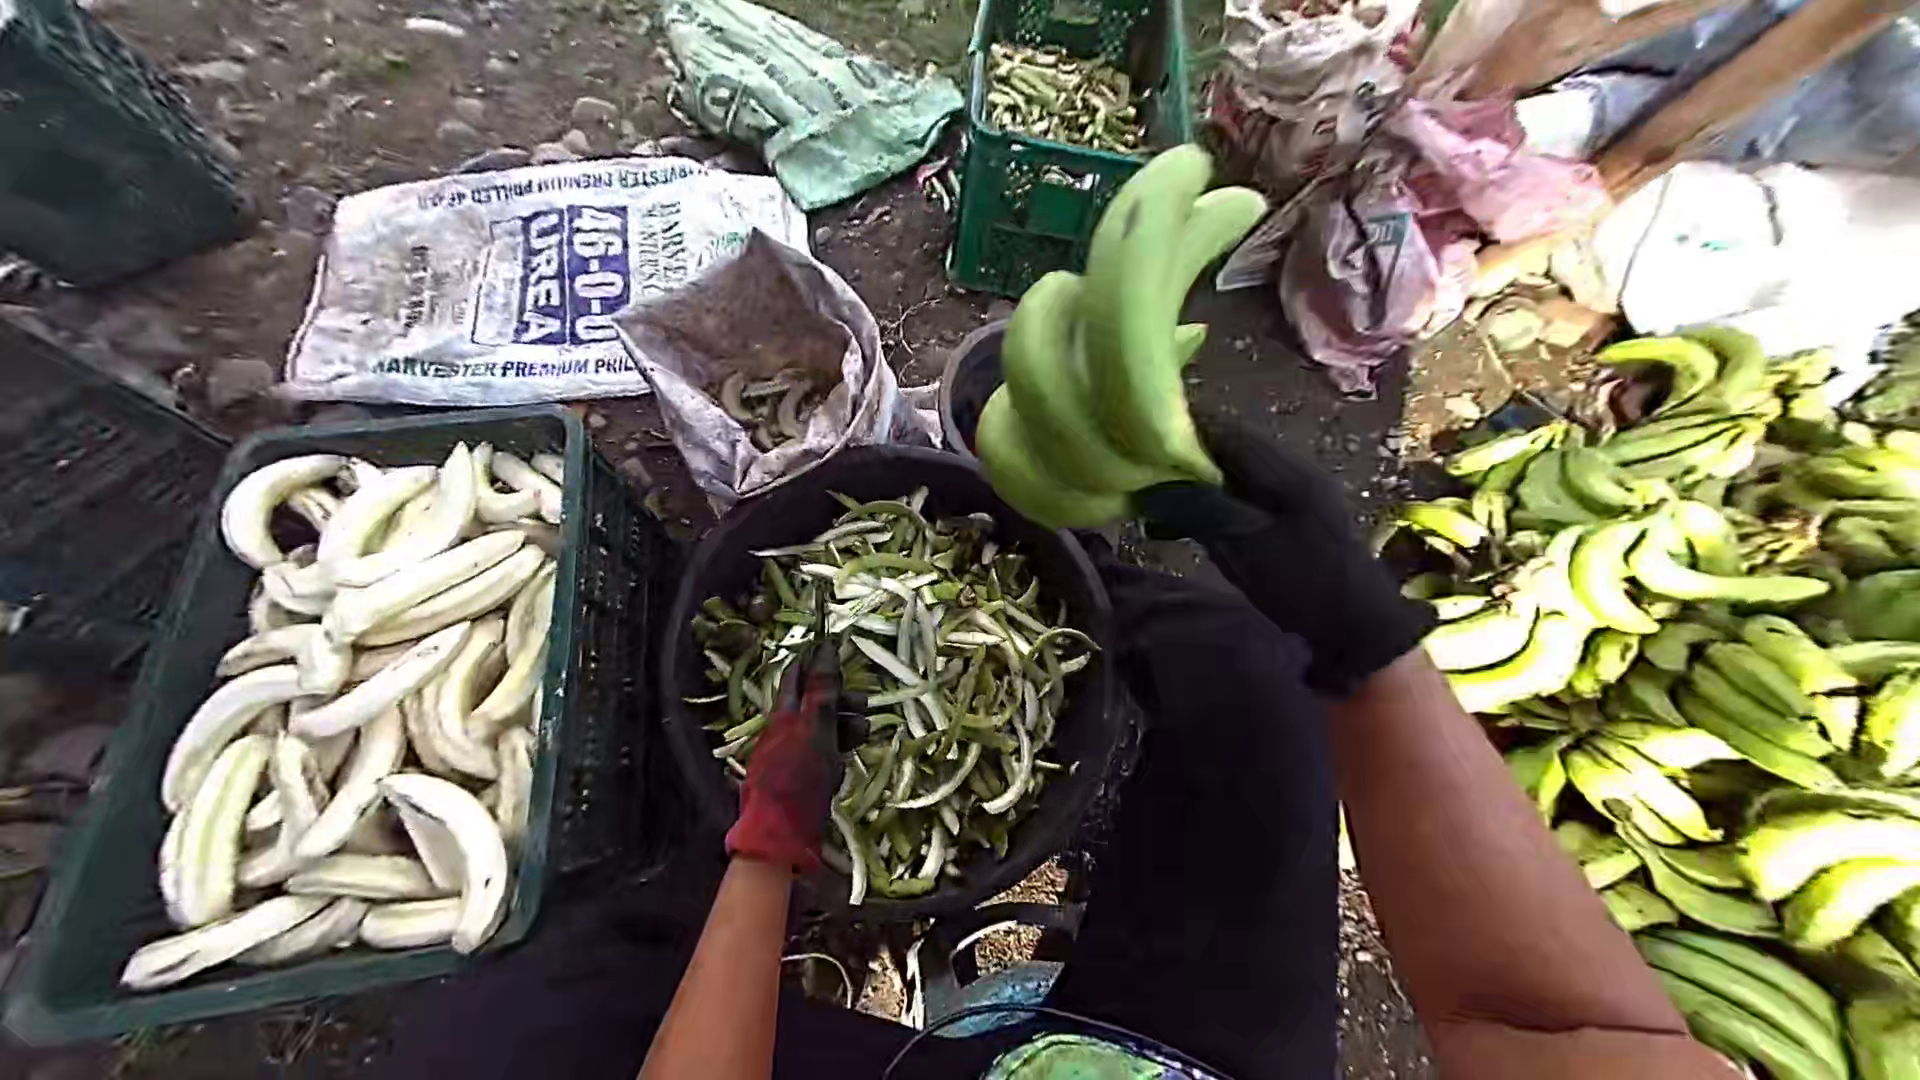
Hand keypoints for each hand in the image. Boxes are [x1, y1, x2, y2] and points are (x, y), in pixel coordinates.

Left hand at [725, 656, 842, 872]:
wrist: (780, 835)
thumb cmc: (798, 776)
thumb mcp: (816, 728)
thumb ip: (822, 690)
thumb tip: (825, 648)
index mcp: (783, 713)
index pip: (798, 674)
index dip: (816, 659)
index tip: (838, 647)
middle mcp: (785, 727)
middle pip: (816, 700)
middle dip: (841, 698)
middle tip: (862, 704)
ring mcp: (793, 751)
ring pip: (824, 726)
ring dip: (845, 724)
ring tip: (860, 734)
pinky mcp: (802, 773)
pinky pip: (824, 751)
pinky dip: (838, 749)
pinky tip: (847, 758)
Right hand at [1137, 420, 1431, 696]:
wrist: (1356, 627)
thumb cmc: (1301, 584)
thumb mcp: (1245, 547)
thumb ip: (1203, 509)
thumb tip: (1157, 487)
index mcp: (1286, 472)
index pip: (1227, 432)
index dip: (1185, 429)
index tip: (1142, 437)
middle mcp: (1291, 470)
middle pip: (1228, 448)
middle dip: (1184, 455)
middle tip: (1142, 469)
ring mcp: (1292, 492)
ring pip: (1231, 472)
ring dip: (1193, 480)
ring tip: (1154, 496)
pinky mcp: (1287, 514)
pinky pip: (1239, 494)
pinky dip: (1208, 501)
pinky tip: (1179, 521)